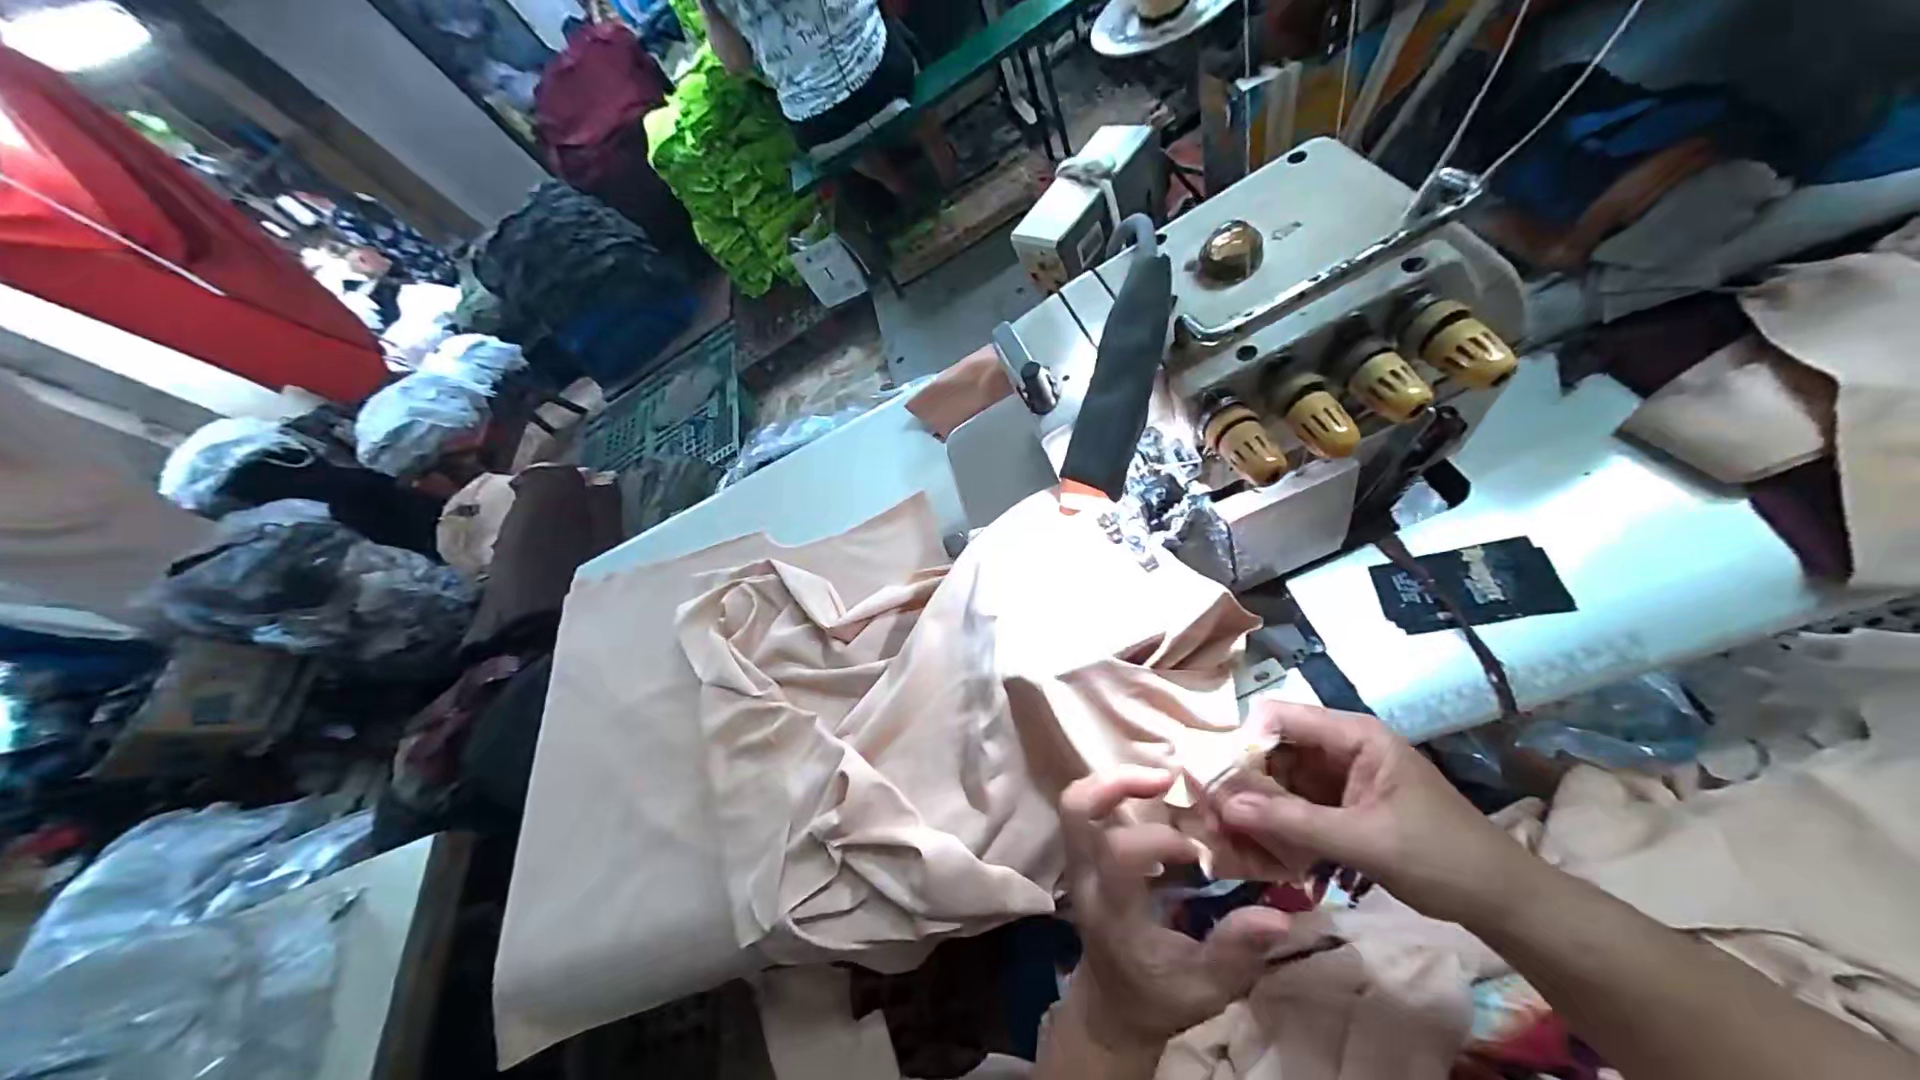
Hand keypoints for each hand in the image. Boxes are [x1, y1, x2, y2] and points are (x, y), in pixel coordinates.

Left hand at [1055, 767, 1293, 1052]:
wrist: (1114, 1003)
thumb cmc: (1160, 995)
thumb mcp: (1205, 988)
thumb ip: (1236, 952)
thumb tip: (1278, 917)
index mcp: (1114, 912)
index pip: (1117, 853)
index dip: (1159, 839)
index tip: (1196, 853)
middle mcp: (1086, 878)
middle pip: (1076, 808)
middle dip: (1118, 781)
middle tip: (1168, 778)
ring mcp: (1078, 861)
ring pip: (1075, 800)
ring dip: (1116, 780)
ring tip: (1163, 780)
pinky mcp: (1083, 853)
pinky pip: (1086, 807)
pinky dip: (1115, 790)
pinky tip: (1153, 794)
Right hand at [1220, 703, 1533, 925]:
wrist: (1502, 901)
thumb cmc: (1441, 858)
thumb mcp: (1365, 841)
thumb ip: (1293, 822)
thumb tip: (1223, 805)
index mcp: (1354, 735)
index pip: (1279, 716)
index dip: (1245, 741)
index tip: (1221, 779)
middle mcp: (1342, 745)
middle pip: (1275, 746)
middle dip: (1245, 775)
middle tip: (1217, 811)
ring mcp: (1340, 774)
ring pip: (1280, 774)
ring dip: (1257, 799)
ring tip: (1231, 829)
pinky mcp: (1340, 802)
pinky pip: (1295, 800)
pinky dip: (1277, 818)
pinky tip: (1259, 841)